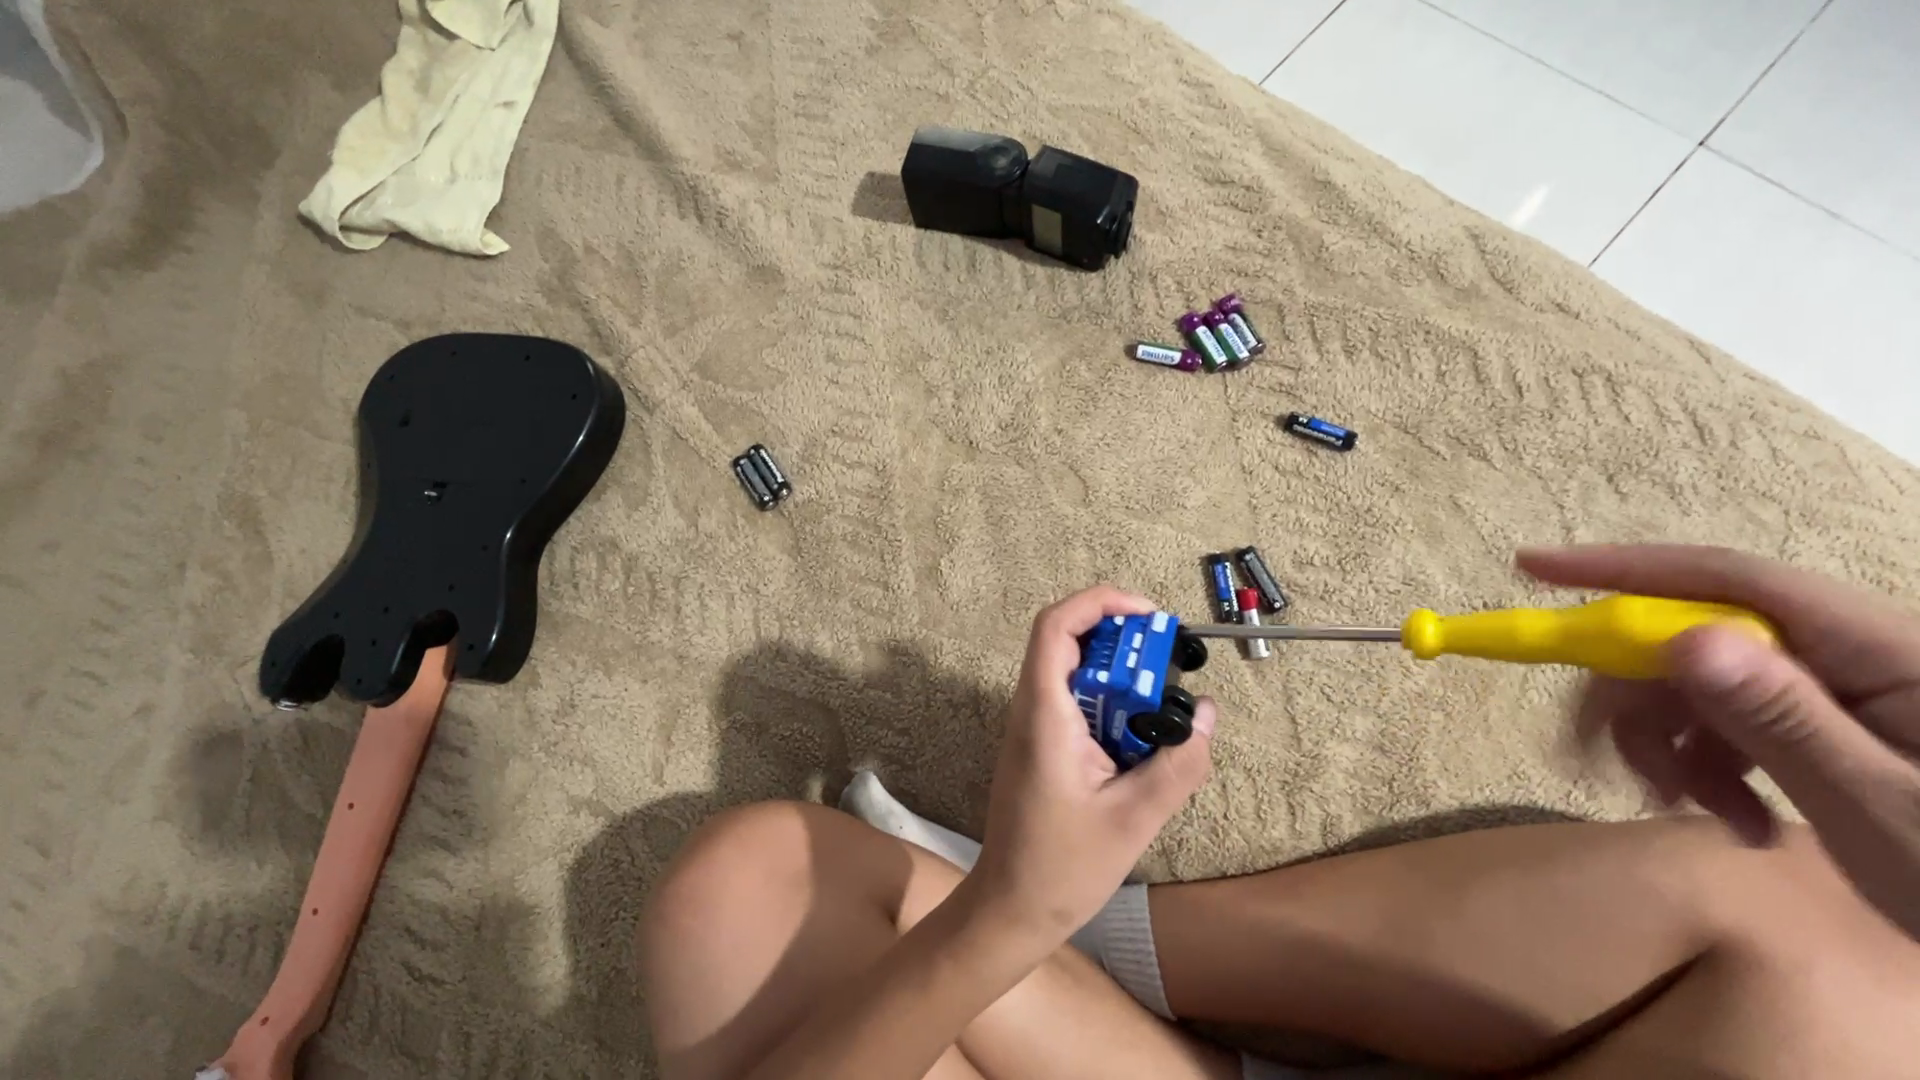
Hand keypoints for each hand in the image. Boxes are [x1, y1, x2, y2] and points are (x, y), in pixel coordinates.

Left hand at [965, 586, 1216, 947]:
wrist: (1012, 907)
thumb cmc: (1061, 867)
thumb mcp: (1134, 818)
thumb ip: (1178, 764)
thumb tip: (1207, 715)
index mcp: (1044, 715)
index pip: (1055, 626)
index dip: (1100, 602)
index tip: (1149, 616)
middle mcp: (1033, 710)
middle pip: (1071, 643)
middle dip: (1124, 644)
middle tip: (1171, 669)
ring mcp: (1034, 727)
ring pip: (1078, 674)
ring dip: (1122, 680)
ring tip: (1163, 713)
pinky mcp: (1043, 746)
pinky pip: (1079, 704)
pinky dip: (1114, 708)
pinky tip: (1142, 745)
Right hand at [1520, 544, 1919, 937]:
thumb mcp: (1881, 806)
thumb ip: (1785, 719)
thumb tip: (1681, 637)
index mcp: (1879, 645)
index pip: (1728, 579)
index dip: (1624, 568)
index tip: (1529, 567)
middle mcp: (1848, 648)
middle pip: (1693, 637)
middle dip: (1637, 697)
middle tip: (1600, 760)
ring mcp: (1836, 682)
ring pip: (1699, 682)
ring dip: (1670, 742)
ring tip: (1696, 808)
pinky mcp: (1828, 716)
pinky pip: (1730, 717)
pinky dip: (1709, 762)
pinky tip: (1737, 815)